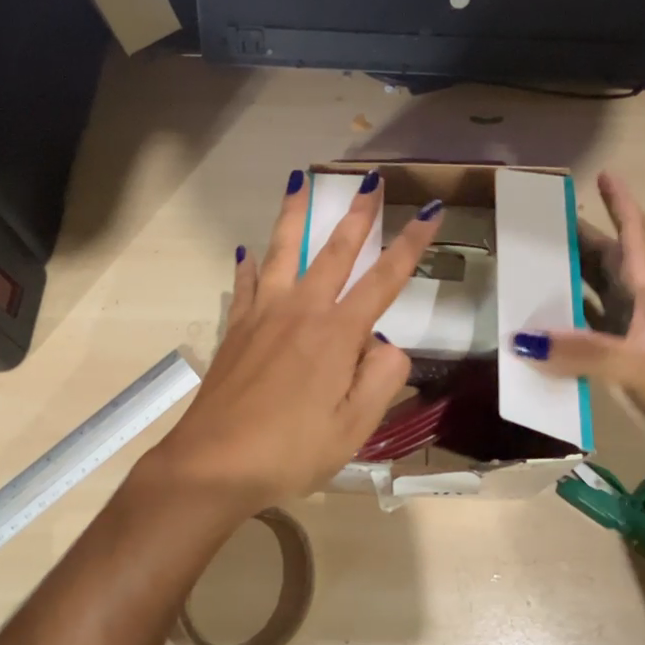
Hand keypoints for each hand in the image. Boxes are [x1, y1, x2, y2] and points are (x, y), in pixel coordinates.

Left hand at [147, 169, 445, 513]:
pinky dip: (249, 264)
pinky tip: (246, 249)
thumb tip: (386, 344)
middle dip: (357, 214)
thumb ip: (381, 378)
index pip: (384, 279)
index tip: (430, 210)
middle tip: (371, 181)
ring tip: (299, 181)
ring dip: (295, 214)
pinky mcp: (237, 329)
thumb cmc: (290, 451)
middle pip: (334, 251)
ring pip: (283, 251)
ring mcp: (263, 315)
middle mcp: (301, 310)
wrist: (213, 464)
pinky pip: (246, 284)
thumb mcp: (354, 428)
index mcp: (336, 334)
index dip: (411, 243)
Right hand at [510, 171, 644, 461]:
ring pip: (602, 300)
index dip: (621, 204)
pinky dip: (573, 332)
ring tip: (537, 274)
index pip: (634, 237)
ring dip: (574, 286)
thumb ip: (583, 352)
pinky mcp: (639, 369)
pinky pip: (597, 338)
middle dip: (581, 243)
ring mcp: (643, 339)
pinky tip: (549, 338)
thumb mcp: (640, 364)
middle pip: (610, 265)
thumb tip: (522, 340)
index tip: (605, 174)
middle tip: (545, 230)